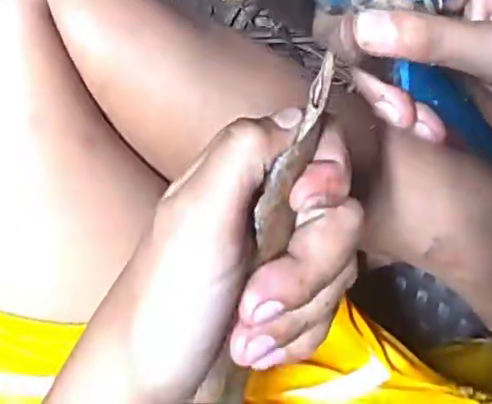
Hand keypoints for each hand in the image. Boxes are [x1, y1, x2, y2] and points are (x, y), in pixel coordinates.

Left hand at [60, 111, 360, 402]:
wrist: (151, 382)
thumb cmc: (167, 292)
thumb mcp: (199, 208)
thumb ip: (245, 148)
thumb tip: (297, 115)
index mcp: (250, 166)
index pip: (322, 139)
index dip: (329, 171)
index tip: (304, 205)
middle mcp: (274, 199)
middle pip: (340, 212)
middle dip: (306, 267)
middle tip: (257, 297)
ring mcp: (286, 248)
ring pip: (340, 266)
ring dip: (296, 309)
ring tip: (246, 328)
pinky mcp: (295, 294)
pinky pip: (330, 307)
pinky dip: (295, 333)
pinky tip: (255, 343)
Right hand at [344, 0, 491, 156]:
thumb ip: (433, 38)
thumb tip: (359, 26)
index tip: (352, 40)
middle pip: (368, 7)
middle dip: (370, 57)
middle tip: (390, 97)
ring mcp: (426, 32)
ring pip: (370, 48)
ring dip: (385, 90)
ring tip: (415, 120)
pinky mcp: (424, 69)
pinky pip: (387, 81)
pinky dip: (399, 107)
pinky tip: (429, 128)